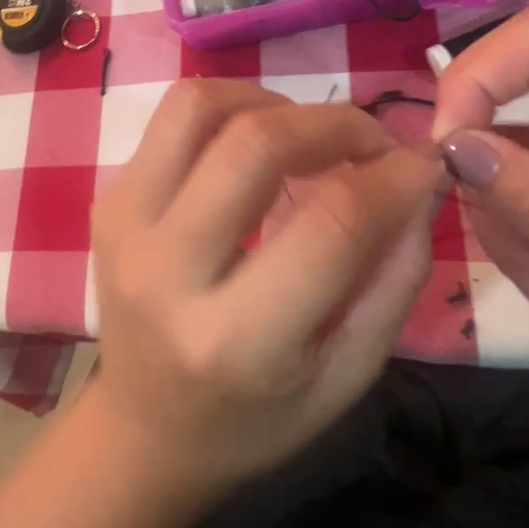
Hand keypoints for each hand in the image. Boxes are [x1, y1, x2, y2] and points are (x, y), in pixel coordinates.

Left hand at [87, 78, 443, 487]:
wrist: (144, 427)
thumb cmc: (257, 416)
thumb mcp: (346, 376)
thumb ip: (393, 280)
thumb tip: (418, 181)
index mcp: (235, 340)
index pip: (329, 227)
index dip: (390, 180)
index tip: (420, 166)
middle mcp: (166, 271)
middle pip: (253, 144)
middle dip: (333, 124)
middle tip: (369, 142)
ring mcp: (124, 226)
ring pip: (198, 107)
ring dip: (271, 100)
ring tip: (309, 135)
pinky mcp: (108, 200)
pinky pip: (172, 120)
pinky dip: (230, 110)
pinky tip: (258, 145)